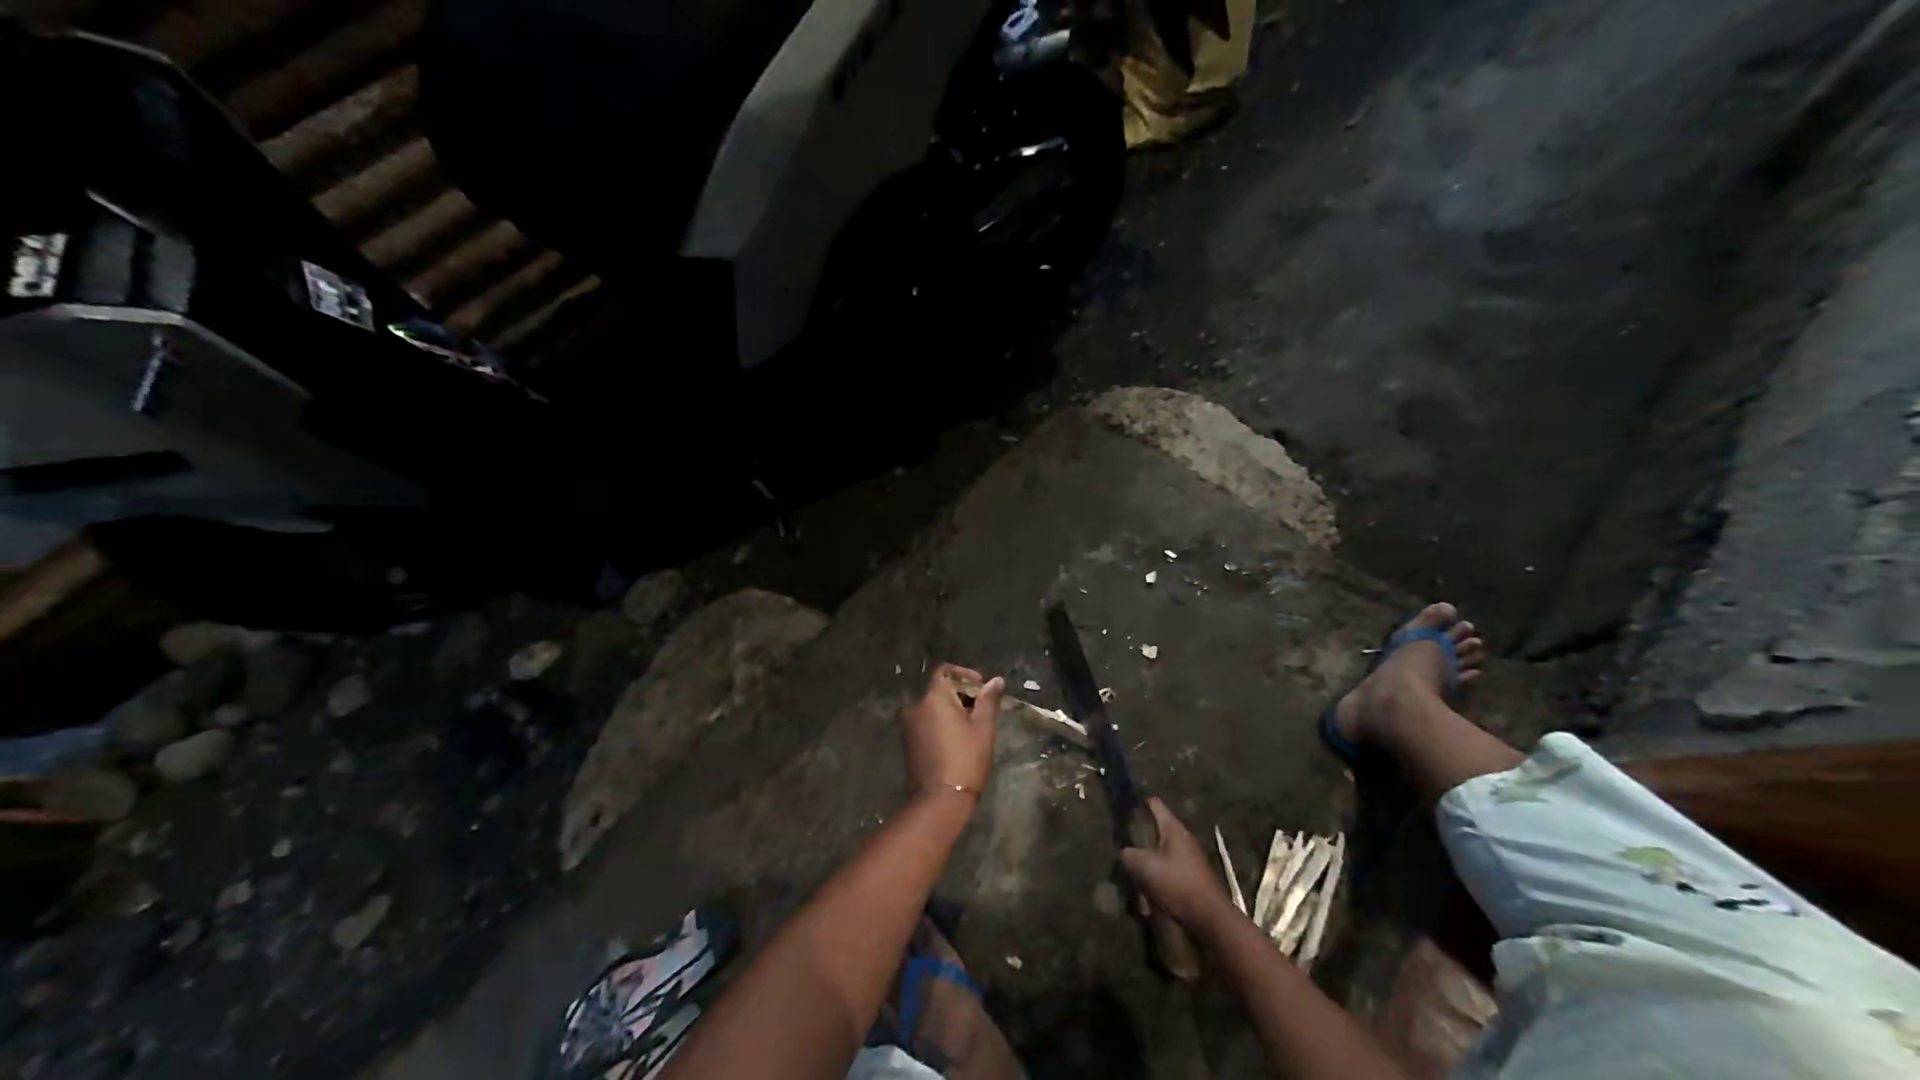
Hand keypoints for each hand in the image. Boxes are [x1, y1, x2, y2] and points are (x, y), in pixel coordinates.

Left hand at [902, 665, 1001, 800]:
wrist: (940, 799)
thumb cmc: (966, 758)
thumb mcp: (983, 727)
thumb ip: (988, 700)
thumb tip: (996, 680)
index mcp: (933, 697)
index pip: (945, 671)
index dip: (964, 674)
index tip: (981, 687)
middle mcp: (915, 706)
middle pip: (939, 689)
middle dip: (961, 693)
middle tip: (982, 709)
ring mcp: (909, 725)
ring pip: (932, 706)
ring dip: (951, 709)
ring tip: (973, 725)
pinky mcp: (908, 742)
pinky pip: (926, 721)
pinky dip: (941, 722)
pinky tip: (957, 737)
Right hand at [1121, 798, 1239, 933]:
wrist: (1212, 918)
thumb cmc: (1178, 885)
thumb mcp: (1145, 867)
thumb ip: (1129, 855)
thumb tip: (1126, 853)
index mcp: (1173, 829)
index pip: (1154, 803)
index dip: (1138, 803)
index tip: (1123, 812)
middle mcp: (1183, 840)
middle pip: (1154, 835)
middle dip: (1139, 849)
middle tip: (1127, 861)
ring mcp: (1189, 859)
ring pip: (1158, 859)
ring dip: (1147, 874)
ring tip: (1139, 893)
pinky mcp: (1192, 878)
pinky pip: (1168, 876)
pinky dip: (1158, 887)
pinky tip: (1151, 906)